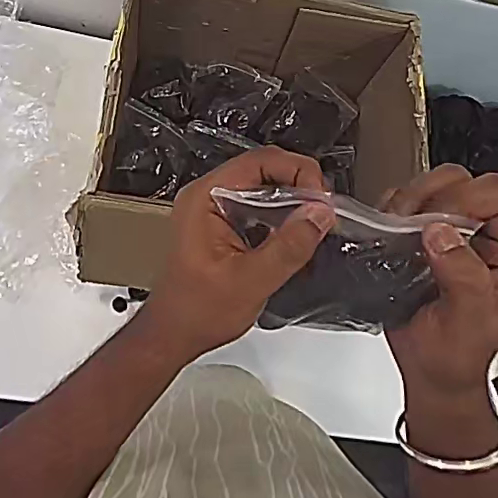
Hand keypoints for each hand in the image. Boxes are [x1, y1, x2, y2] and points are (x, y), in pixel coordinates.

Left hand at [135, 147, 334, 359]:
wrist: (174, 335)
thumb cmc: (196, 312)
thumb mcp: (250, 281)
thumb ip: (288, 247)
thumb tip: (320, 215)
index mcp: (205, 198)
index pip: (260, 162)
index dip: (297, 171)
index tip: (321, 198)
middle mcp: (209, 196)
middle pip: (265, 170)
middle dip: (300, 186)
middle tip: (324, 212)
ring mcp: (216, 209)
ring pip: (266, 189)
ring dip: (294, 203)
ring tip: (315, 225)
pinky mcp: (225, 225)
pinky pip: (261, 208)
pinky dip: (283, 218)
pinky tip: (298, 238)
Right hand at [382, 165, 497, 398]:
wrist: (430, 371)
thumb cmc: (457, 354)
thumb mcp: (470, 320)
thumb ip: (464, 277)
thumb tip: (441, 234)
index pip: (496, 194)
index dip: (468, 199)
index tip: (441, 223)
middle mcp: (477, 235)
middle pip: (461, 180)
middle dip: (431, 195)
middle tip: (413, 224)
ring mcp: (445, 233)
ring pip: (429, 186)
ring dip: (407, 202)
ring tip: (397, 231)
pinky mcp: (414, 236)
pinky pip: (400, 203)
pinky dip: (388, 212)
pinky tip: (388, 237)